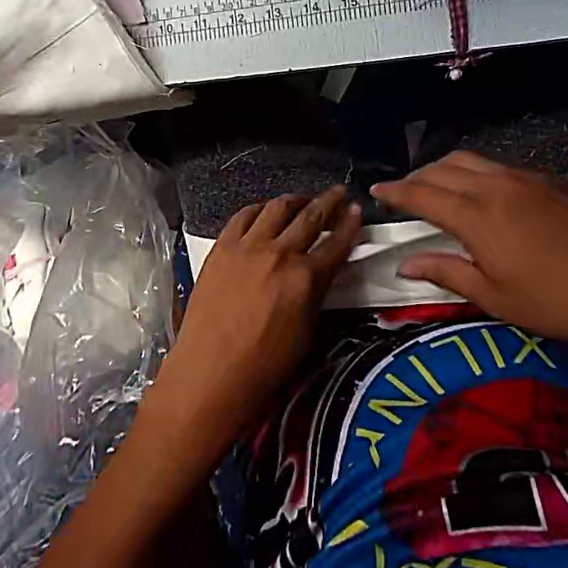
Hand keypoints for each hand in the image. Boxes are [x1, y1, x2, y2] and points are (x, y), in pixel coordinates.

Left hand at [151, 187, 360, 445]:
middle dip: (330, 201)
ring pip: (277, 208)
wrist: (211, 374)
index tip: (356, 211)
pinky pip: (244, 216)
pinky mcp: (222, 248)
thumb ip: (316, 295)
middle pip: (311, 216)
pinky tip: (264, 211)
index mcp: (306, 279)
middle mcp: (279, 254)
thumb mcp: (307, 333)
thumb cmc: (264, 367)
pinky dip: (259, 209)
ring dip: (295, 200)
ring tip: (303, 200)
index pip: (337, 243)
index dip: (351, 224)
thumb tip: (319, 274)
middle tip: (338, 192)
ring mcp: (248, 247)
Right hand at [373, 152, 567, 384]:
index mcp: (476, 215)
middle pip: (442, 168)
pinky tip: (476, 190)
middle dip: (416, 177)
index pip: (422, 194)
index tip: (375, 191)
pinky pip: (495, 166)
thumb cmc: (556, 303)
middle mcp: (495, 186)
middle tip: (400, 192)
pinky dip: (472, 171)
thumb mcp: (494, 298)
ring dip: (442, 168)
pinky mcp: (546, 182)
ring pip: (469, 160)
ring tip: (432, 186)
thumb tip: (406, 264)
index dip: (396, 192)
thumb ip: (446, 273)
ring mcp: (523, 180)